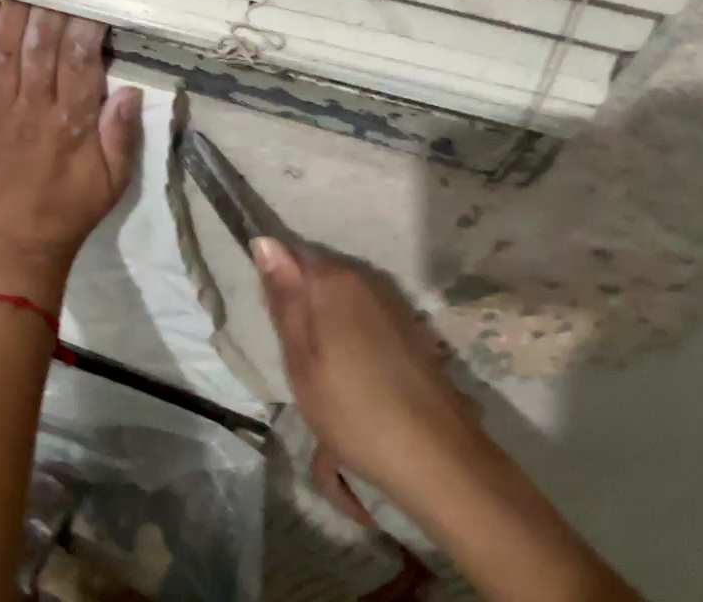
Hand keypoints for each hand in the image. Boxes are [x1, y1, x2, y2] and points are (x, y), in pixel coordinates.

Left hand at [0, 0, 142, 305]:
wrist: (18, 240)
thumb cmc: (72, 208)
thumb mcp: (114, 180)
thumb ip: (122, 135)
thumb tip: (130, 89)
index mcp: (72, 123)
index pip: (80, 61)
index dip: (86, 26)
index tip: (94, 0)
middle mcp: (34, 110)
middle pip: (42, 47)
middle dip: (52, 8)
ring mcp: (0, 112)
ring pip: (7, 52)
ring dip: (16, 13)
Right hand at [253, 237, 482, 506]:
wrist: (438, 460)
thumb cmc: (353, 411)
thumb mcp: (300, 360)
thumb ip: (284, 299)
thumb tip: (264, 241)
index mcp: (334, 281)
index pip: (288, 254)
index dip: (275, 285)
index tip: (273, 324)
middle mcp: (367, 281)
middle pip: (317, 276)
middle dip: (301, 306)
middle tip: (295, 358)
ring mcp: (393, 305)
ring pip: (340, 300)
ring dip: (326, 325)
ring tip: (323, 376)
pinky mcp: (411, 331)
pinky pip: (364, 319)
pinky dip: (351, 340)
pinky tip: (353, 379)